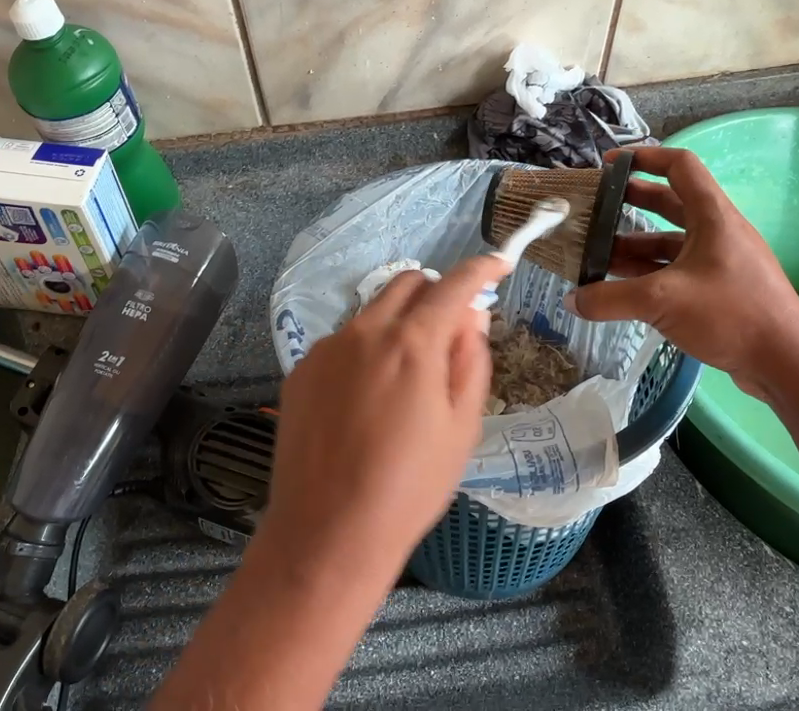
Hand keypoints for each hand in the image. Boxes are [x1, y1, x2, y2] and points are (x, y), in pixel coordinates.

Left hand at [261, 255, 507, 579]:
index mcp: (411, 343)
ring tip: (406, 380)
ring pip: (372, 313)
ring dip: (399, 324)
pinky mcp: (300, 371)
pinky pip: (343, 343)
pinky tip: (366, 400)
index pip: (454, 284)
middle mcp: (364, 332)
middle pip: (407, 283)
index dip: (481, 269)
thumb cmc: (409, 487)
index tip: (498, 264)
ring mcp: (326, 349)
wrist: (327, 533)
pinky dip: (365, 351)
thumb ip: (471, 361)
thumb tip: (472, 317)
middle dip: (436, 292)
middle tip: (451, 329)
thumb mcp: (461, 428)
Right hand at [566, 147, 798, 396]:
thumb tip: (572, 300)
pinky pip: (677, 271)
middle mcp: (718, 232)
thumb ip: (611, 299)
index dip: (645, 157)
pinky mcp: (721, 290)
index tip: (610, 163)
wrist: (788, 364)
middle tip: (596, 207)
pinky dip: (649, 274)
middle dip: (632, 202)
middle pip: (671, 203)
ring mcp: (721, 262)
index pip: (680, 166)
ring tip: (598, 255)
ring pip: (671, 242)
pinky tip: (621, 290)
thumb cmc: (731, 314)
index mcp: (713, 216)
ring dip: (635, 245)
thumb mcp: (662, 301)